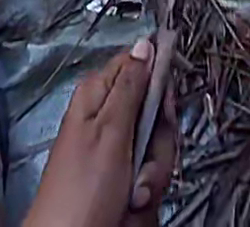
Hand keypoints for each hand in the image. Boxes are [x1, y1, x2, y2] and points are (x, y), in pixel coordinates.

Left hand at [23, 38, 174, 226]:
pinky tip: (130, 207)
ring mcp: (114, 148)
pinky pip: (148, 175)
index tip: (165, 110)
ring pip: (156, 148)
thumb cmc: (84, 188)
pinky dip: (145, 195)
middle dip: (158, 145)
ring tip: (132, 196)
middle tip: (143, 166)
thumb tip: (145, 43)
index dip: (159, 86)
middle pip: (154, 112)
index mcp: (98, 92)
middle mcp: (106, 114)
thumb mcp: (110, 131)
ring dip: (152, 176)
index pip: (140, 64)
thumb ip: (130, 86)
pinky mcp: (120, 177)